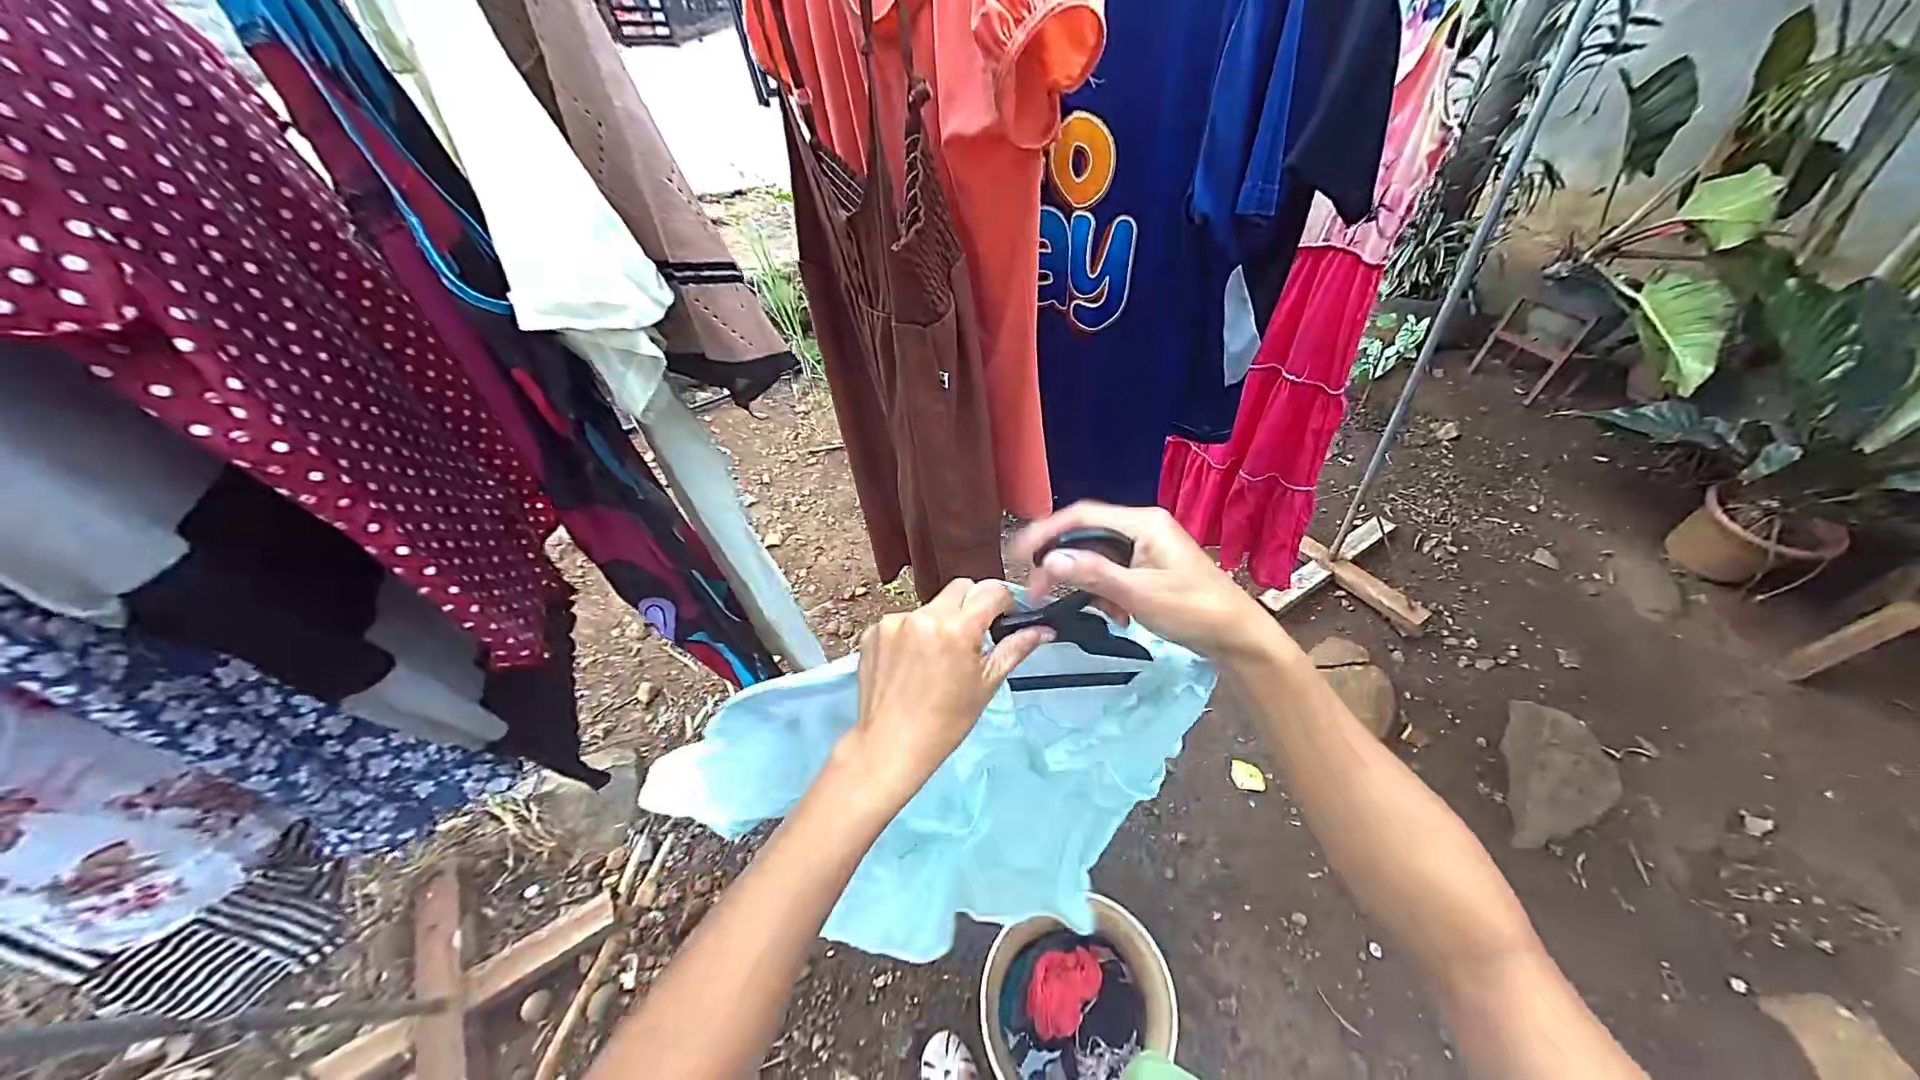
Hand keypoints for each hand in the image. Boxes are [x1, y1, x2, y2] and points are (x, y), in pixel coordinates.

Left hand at [833, 578, 1051, 809]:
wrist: (889, 745)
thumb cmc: (944, 722)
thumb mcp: (986, 684)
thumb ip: (1014, 648)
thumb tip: (1042, 630)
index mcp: (956, 628)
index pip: (991, 591)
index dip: (1004, 601)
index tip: (1005, 616)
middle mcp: (924, 616)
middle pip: (960, 588)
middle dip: (973, 605)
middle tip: (974, 636)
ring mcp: (894, 622)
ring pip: (930, 605)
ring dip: (941, 621)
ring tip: (938, 658)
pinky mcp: (873, 632)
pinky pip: (903, 621)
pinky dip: (912, 634)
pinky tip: (911, 664)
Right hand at [1013, 502, 1283, 661]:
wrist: (1237, 637)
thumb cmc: (1193, 610)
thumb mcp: (1138, 593)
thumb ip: (1093, 573)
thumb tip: (1050, 560)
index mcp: (1143, 523)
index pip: (1081, 517)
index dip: (1046, 532)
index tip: (1020, 554)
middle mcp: (1142, 528)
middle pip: (1086, 537)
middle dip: (1062, 563)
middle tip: (1039, 590)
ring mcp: (1146, 549)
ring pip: (1097, 558)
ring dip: (1086, 583)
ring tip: (1084, 608)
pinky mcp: (1148, 569)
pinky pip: (1112, 573)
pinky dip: (1105, 593)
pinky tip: (1114, 615)